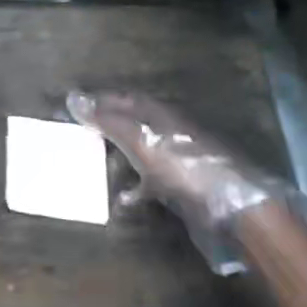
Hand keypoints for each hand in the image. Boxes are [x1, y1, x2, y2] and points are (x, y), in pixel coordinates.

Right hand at [67, 90, 278, 231]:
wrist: (234, 209)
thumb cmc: (184, 167)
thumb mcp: (141, 140)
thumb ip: (108, 121)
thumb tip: (72, 97)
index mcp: (159, 113)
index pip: (122, 98)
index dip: (98, 100)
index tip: (72, 107)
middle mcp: (168, 130)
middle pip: (131, 123)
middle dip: (105, 127)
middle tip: (78, 135)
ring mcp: (178, 159)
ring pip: (140, 152)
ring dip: (118, 157)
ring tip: (93, 164)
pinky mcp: (184, 187)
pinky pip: (151, 182)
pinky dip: (135, 188)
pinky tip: (122, 200)